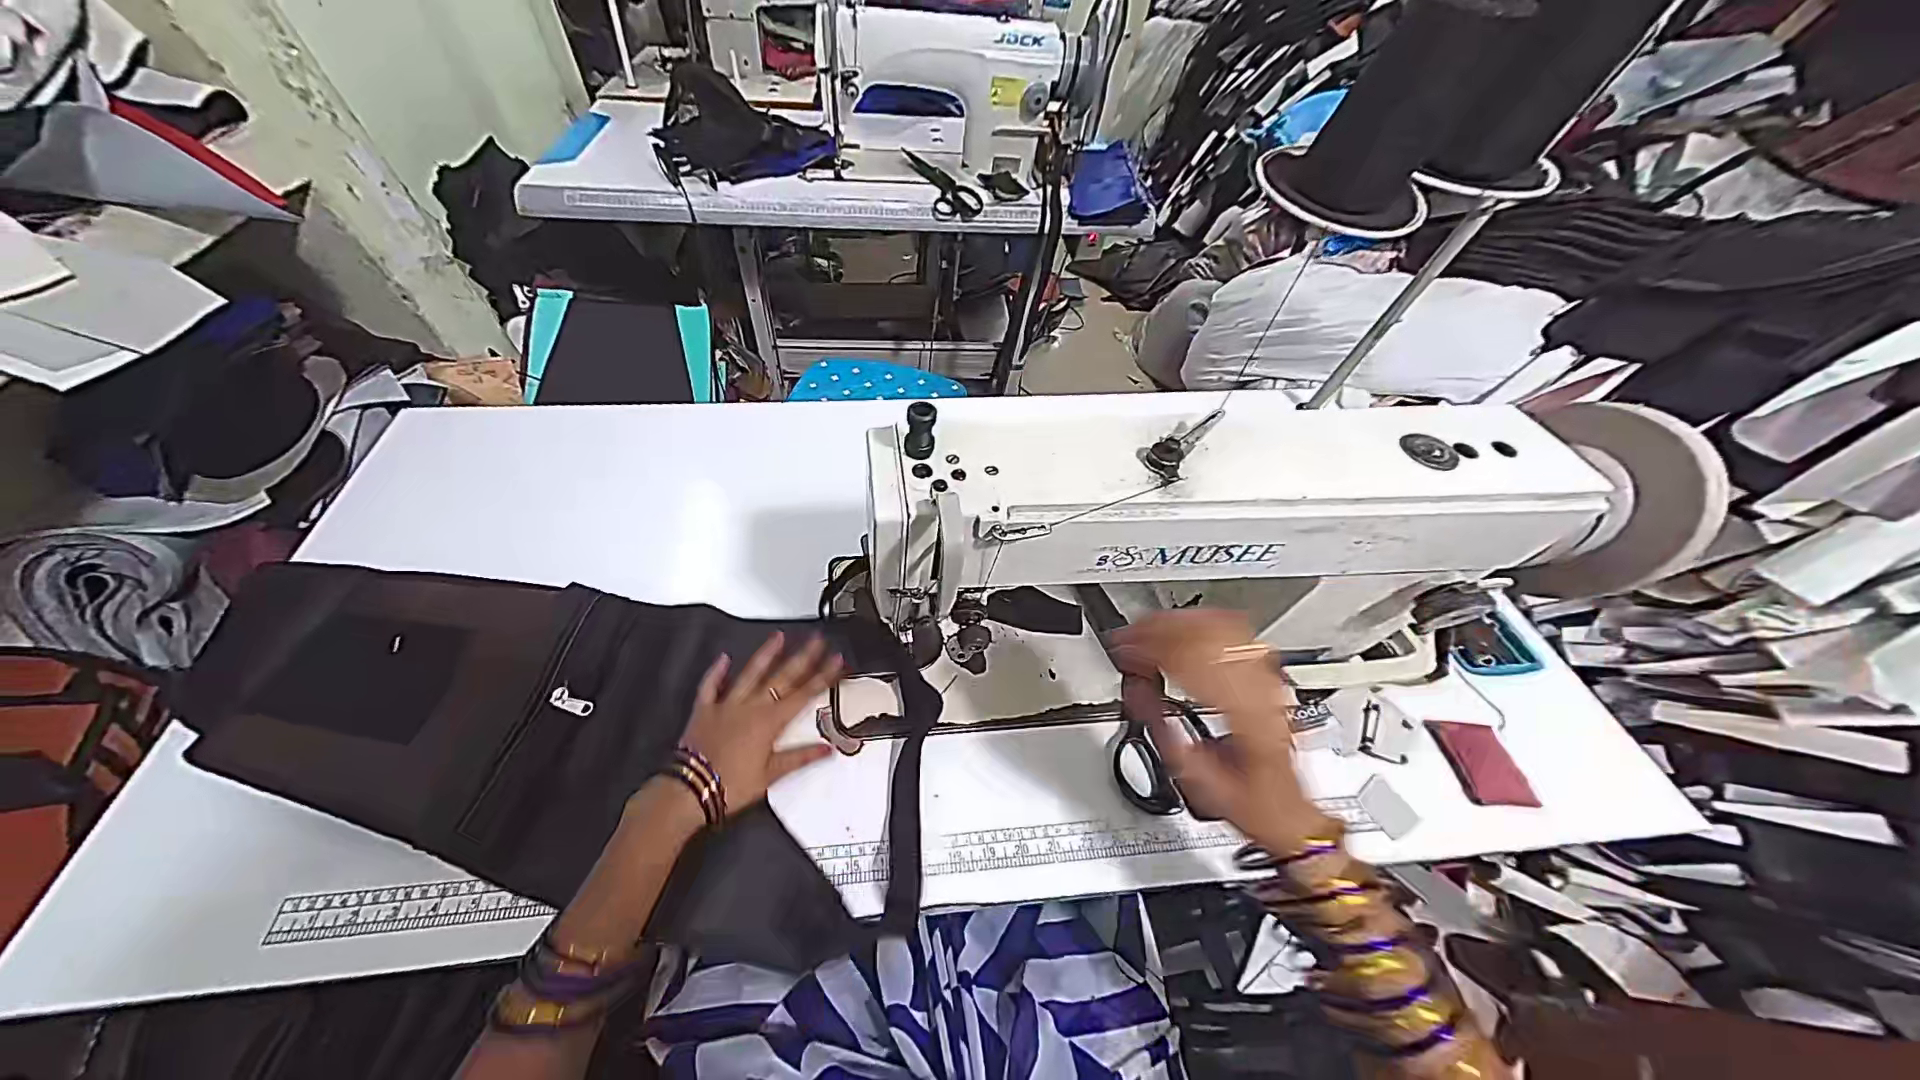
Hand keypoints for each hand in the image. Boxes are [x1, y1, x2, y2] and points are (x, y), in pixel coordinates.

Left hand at [678, 632, 842, 814]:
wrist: (690, 790)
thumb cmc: (730, 786)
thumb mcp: (771, 775)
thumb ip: (801, 757)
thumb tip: (826, 749)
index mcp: (770, 721)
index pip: (804, 693)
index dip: (823, 675)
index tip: (835, 661)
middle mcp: (751, 707)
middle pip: (783, 676)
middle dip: (803, 657)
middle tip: (816, 640)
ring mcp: (727, 705)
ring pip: (750, 673)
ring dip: (766, 654)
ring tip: (778, 637)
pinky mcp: (705, 710)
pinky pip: (711, 685)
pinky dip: (717, 671)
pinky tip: (724, 658)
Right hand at [1112, 611, 1331, 851]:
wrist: (1287, 810)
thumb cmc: (1248, 800)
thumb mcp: (1192, 776)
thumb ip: (1160, 729)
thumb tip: (1135, 689)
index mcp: (1243, 714)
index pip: (1190, 661)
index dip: (1150, 649)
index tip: (1125, 650)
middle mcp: (1260, 690)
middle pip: (1204, 636)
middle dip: (1158, 630)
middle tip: (1130, 636)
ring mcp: (1268, 680)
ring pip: (1221, 628)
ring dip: (1179, 623)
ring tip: (1151, 628)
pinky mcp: (1268, 676)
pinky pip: (1237, 634)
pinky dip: (1204, 624)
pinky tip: (1187, 626)